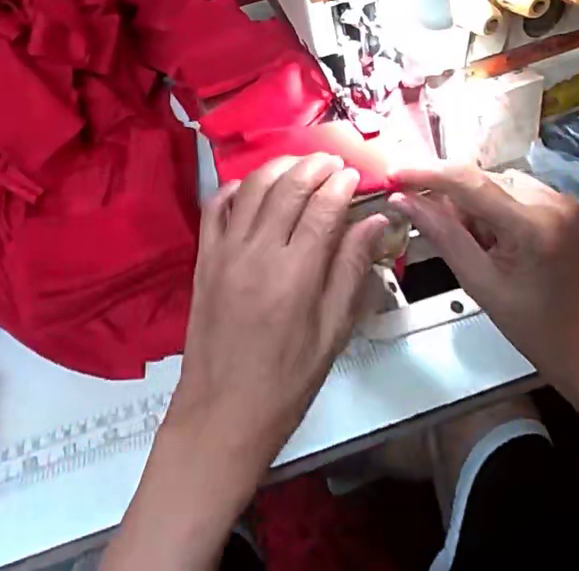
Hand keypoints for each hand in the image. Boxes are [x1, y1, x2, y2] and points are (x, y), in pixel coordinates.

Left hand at [106, 155, 388, 570]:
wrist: (221, 415)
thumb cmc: (286, 382)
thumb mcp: (332, 333)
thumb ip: (352, 270)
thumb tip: (375, 222)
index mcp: (295, 274)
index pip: (323, 208)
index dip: (342, 184)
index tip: (355, 176)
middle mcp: (257, 253)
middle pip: (288, 187)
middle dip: (315, 166)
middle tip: (333, 162)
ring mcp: (225, 252)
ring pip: (253, 187)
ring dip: (280, 167)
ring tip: (302, 164)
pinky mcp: (203, 258)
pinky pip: (216, 207)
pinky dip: (236, 187)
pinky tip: (254, 185)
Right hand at [390, 164, 578, 392]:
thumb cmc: (534, 328)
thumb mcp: (480, 283)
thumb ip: (442, 234)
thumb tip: (402, 199)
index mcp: (532, 225)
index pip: (470, 182)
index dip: (427, 173)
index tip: (394, 174)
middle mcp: (553, 201)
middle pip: (484, 181)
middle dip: (454, 198)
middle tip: (434, 224)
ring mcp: (566, 201)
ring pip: (500, 183)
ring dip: (477, 203)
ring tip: (477, 244)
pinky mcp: (570, 205)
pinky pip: (520, 191)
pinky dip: (500, 207)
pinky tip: (498, 238)